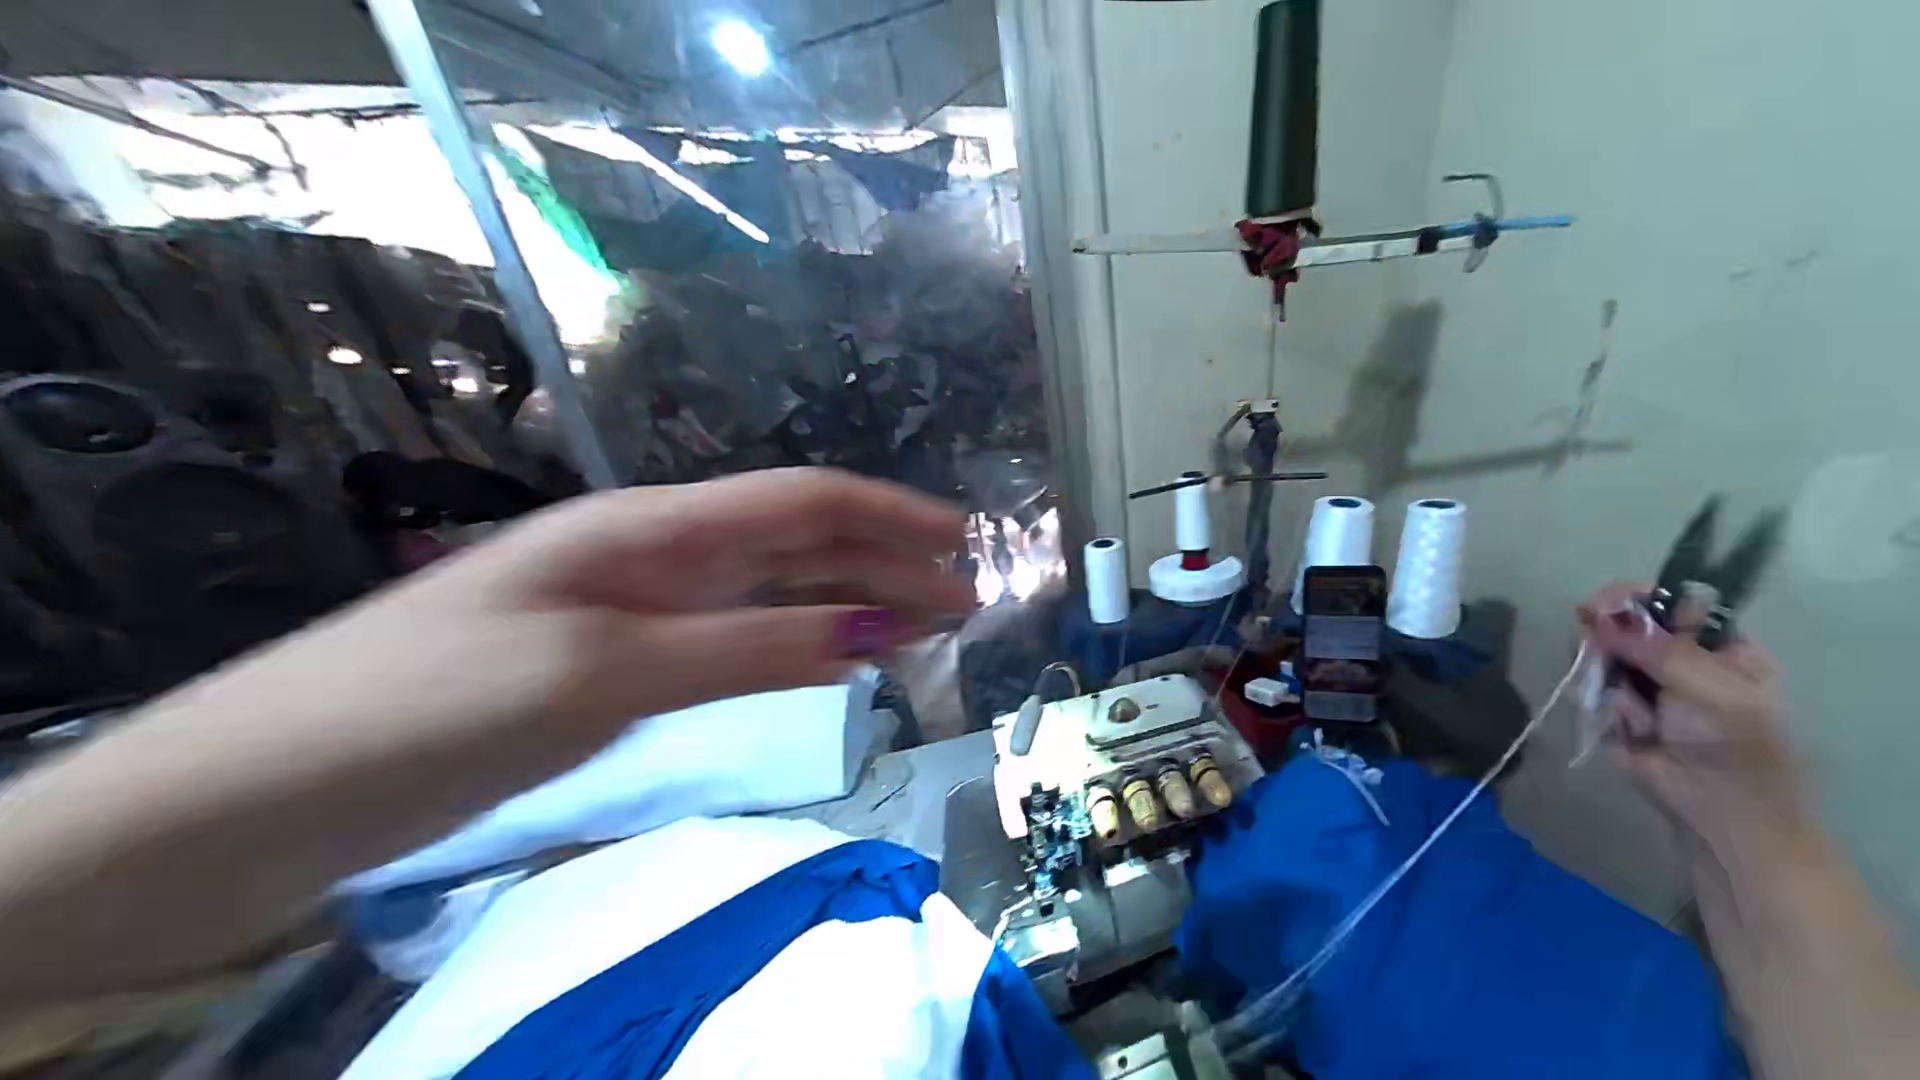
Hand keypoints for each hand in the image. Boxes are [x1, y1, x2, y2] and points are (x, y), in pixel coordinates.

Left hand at [0, 469, 971, 1001]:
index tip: (961, 538)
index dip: (890, 514)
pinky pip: (742, 635)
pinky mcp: (626, 660)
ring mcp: (644, 607)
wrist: (266, 792)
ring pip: (777, 589)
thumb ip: (747, 647)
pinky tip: (836, 654)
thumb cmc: (432, 708)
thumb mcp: (605, 671)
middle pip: (800, 541)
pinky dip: (802, 638)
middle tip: (964, 595)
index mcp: (655, 528)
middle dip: (889, 560)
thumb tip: (873, 633)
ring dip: (854, 599)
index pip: (802, 503)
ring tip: (924, 623)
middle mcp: (661, 553)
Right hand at [1578, 581, 1805, 854]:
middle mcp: (1673, 657)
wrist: (1714, 804)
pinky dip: (1594, 699)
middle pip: (1621, 624)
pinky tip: (1618, 720)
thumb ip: (1662, 650)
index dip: (1634, 597)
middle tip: (1592, 645)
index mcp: (1716, 648)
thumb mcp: (1715, 691)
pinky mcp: (1609, 704)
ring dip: (1598, 672)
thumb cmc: (1734, 744)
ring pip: (1597, 653)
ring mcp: (1639, 680)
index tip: (1601, 605)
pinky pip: (1586, 685)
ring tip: (1621, 703)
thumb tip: (1601, 618)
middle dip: (1603, 634)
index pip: (1670, 603)